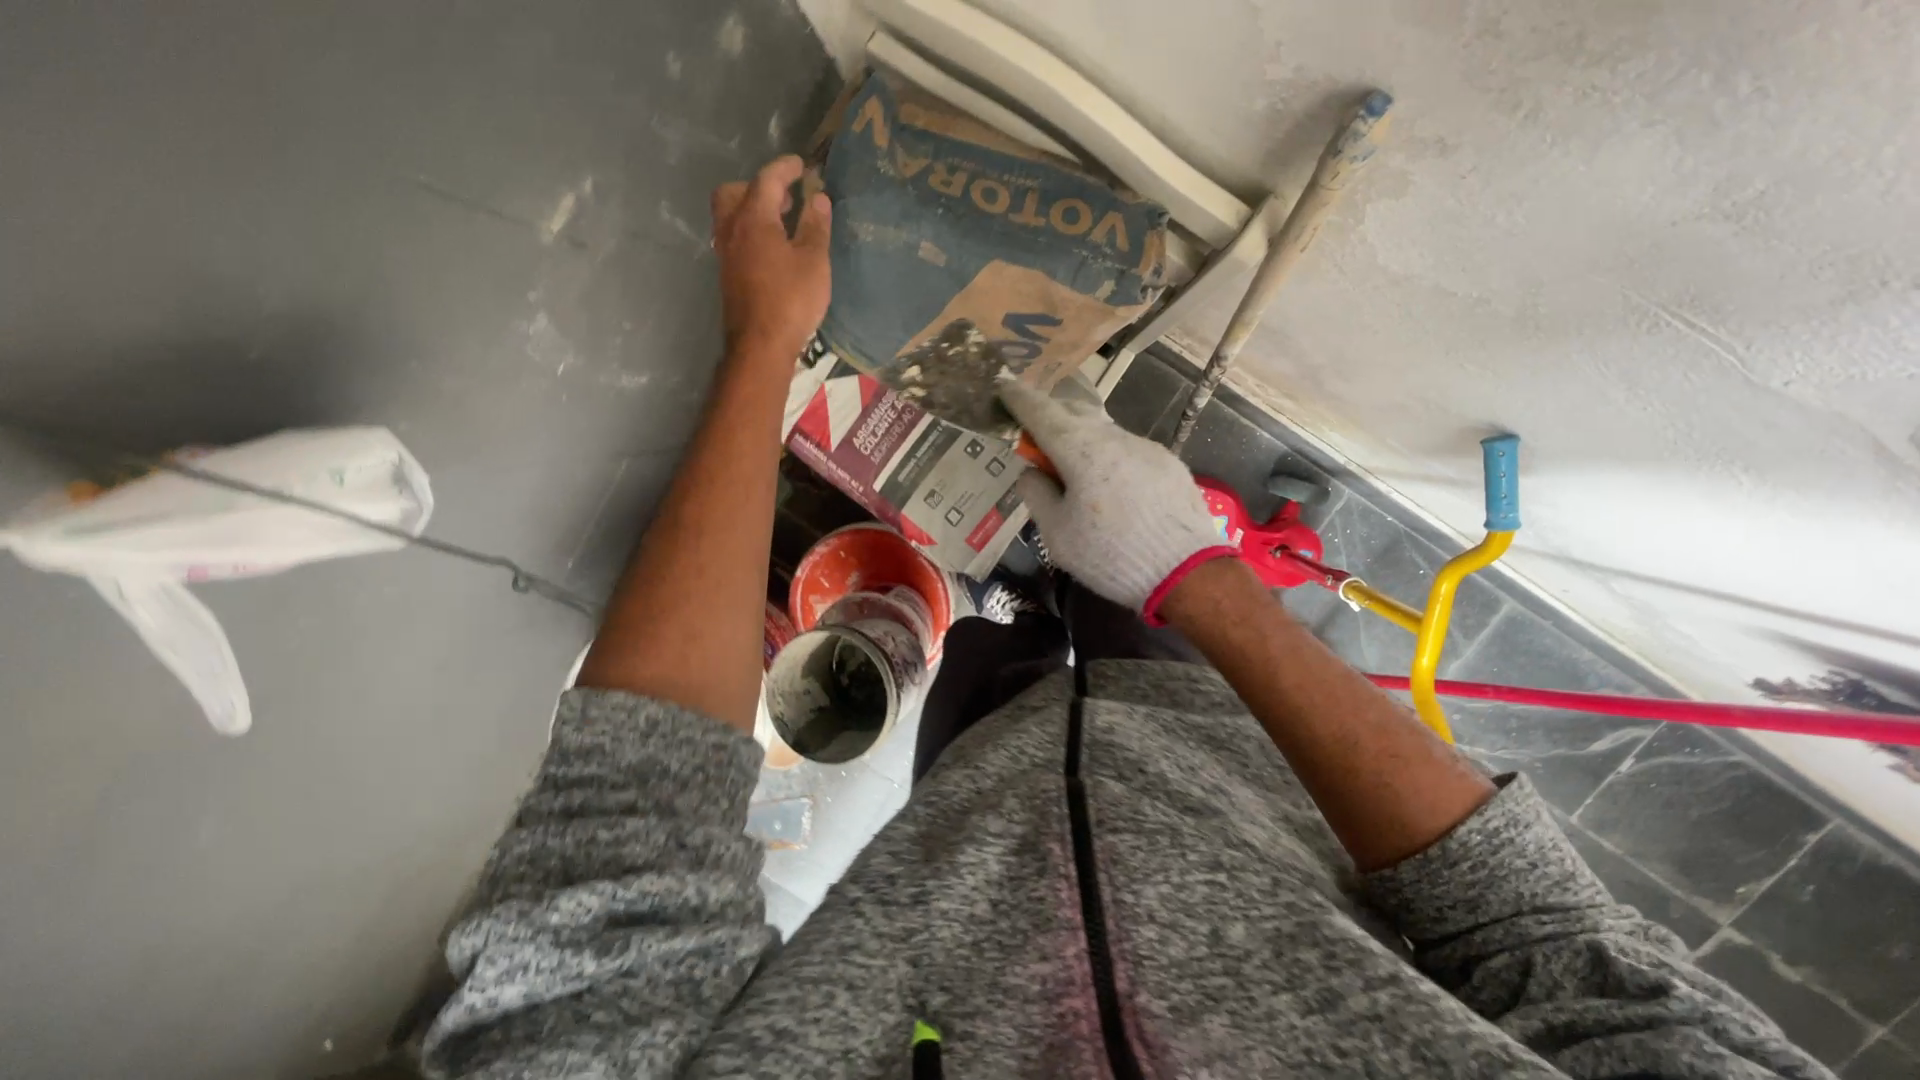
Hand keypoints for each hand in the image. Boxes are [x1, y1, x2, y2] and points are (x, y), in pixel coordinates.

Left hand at [710, 155, 832, 359]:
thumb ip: (816, 226)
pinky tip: (772, 248)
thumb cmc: (791, 300)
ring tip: (781, 222)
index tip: (801, 165)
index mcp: (753, 219)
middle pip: (733, 193)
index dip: (785, 168)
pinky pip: (734, 238)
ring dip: (752, 210)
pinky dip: (750, 231)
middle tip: (784, 197)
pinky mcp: (728, 274)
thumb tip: (818, 199)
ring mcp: (726, 253)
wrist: (760, 345)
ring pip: (730, 216)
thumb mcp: (814, 261)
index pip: (766, 180)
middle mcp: (732, 230)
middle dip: (757, 187)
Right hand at [1000, 380, 1235, 617]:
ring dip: (1083, 444)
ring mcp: (1146, 447)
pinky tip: (1114, 491)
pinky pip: (1129, 452)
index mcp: (1081, 450)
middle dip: (1051, 418)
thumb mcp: (1056, 534)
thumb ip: (1036, 493)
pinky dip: (1111, 461)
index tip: (1004, 386)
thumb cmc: (1110, 555)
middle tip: (1035, 435)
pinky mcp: (1169, 463)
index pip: (1041, 412)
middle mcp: (1115, 437)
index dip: (1019, 399)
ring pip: (1105, 435)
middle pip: (1075, 415)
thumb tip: (1032, 470)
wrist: (1187, 572)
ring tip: (1076, 474)